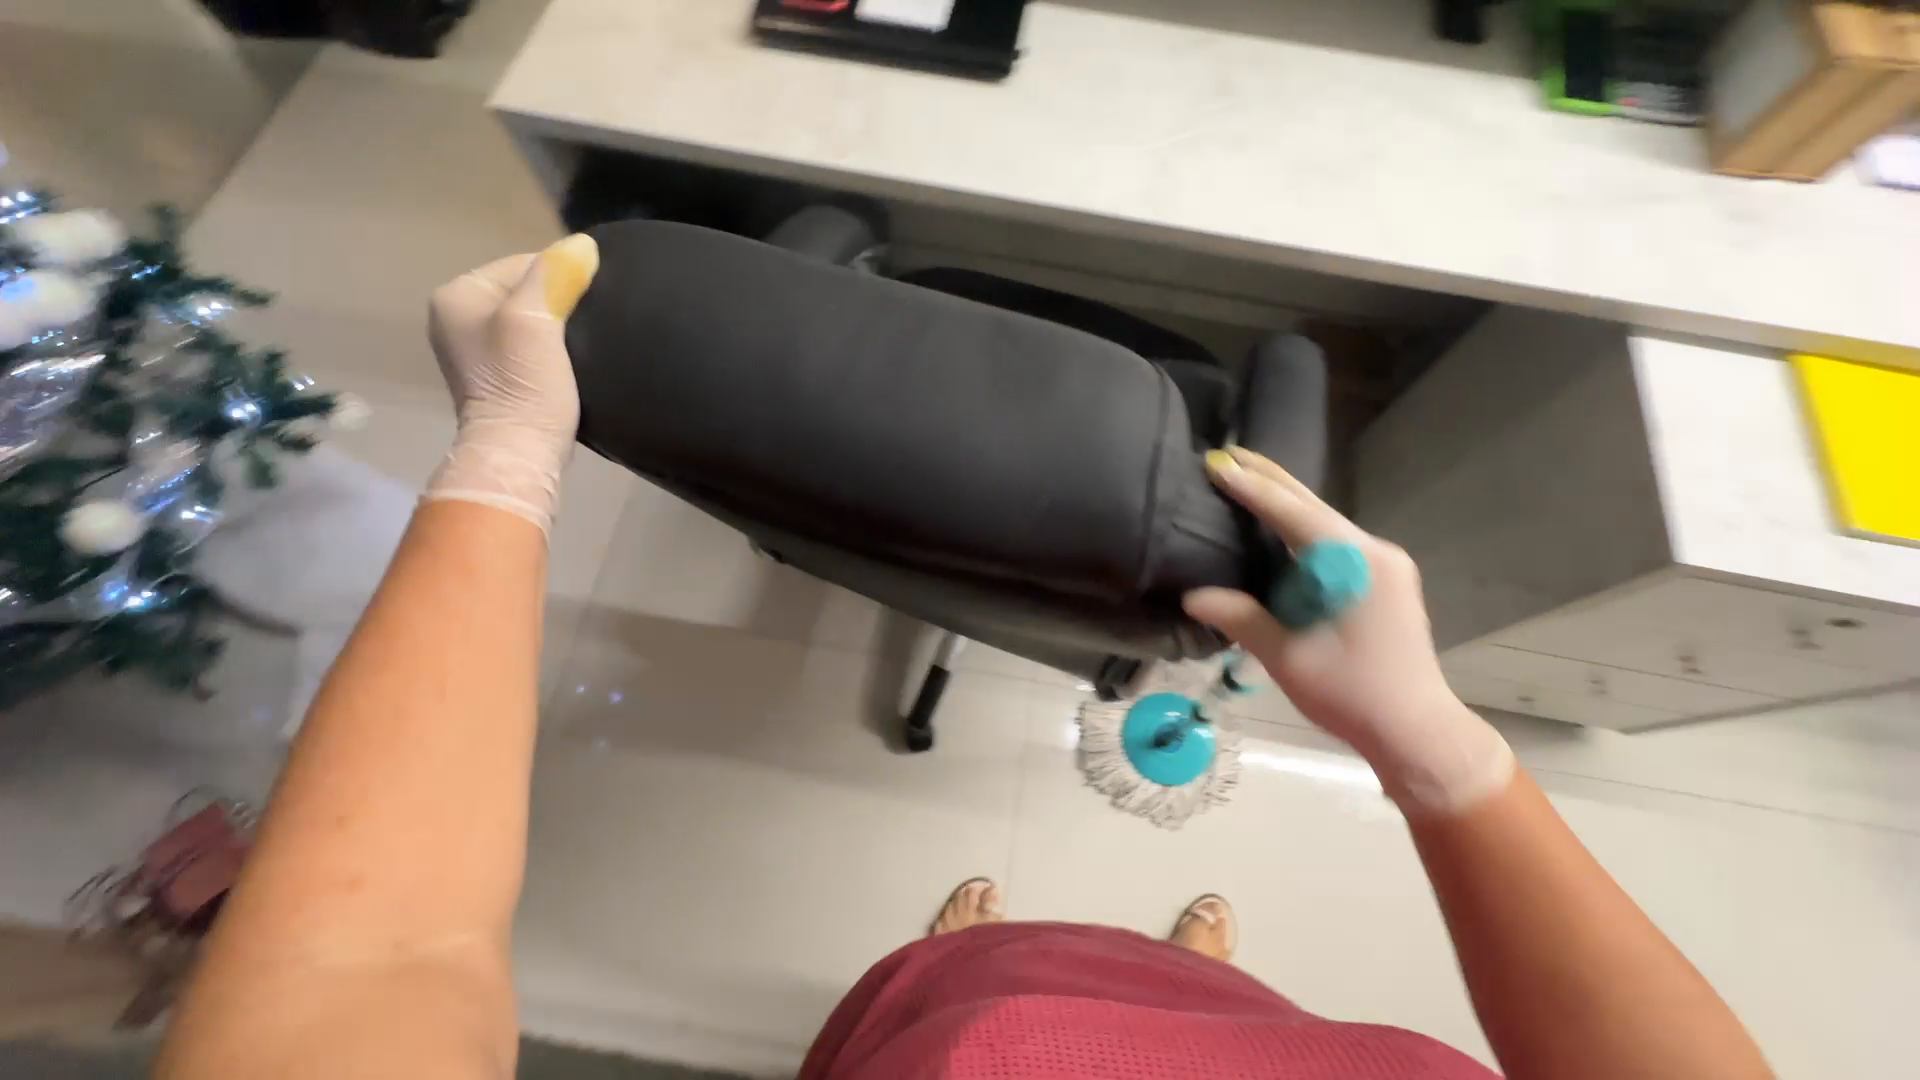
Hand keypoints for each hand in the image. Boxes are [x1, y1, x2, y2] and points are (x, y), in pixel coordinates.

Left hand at [423, 234, 599, 531]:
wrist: (520, 453)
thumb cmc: (524, 384)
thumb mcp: (537, 321)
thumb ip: (555, 276)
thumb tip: (582, 244)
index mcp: (457, 295)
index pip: (522, 263)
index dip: (563, 277)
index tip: (592, 302)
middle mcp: (457, 317)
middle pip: (526, 290)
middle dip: (560, 302)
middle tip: (593, 323)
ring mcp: (474, 350)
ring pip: (531, 318)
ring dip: (559, 327)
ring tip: (585, 344)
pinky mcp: (497, 376)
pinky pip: (529, 344)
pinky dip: (552, 349)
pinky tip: (569, 363)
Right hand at [1183, 448, 1512, 815]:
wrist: (1416, 731)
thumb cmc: (1352, 694)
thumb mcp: (1287, 657)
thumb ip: (1240, 618)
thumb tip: (1192, 596)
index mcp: (1356, 563)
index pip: (1293, 513)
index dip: (1252, 488)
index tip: (1216, 463)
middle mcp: (1374, 553)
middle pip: (1313, 506)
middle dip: (1270, 479)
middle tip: (1229, 453)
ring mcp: (1382, 566)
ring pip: (1323, 522)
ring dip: (1284, 502)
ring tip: (1244, 480)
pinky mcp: (1381, 581)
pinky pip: (1332, 542)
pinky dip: (1299, 528)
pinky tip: (1276, 526)